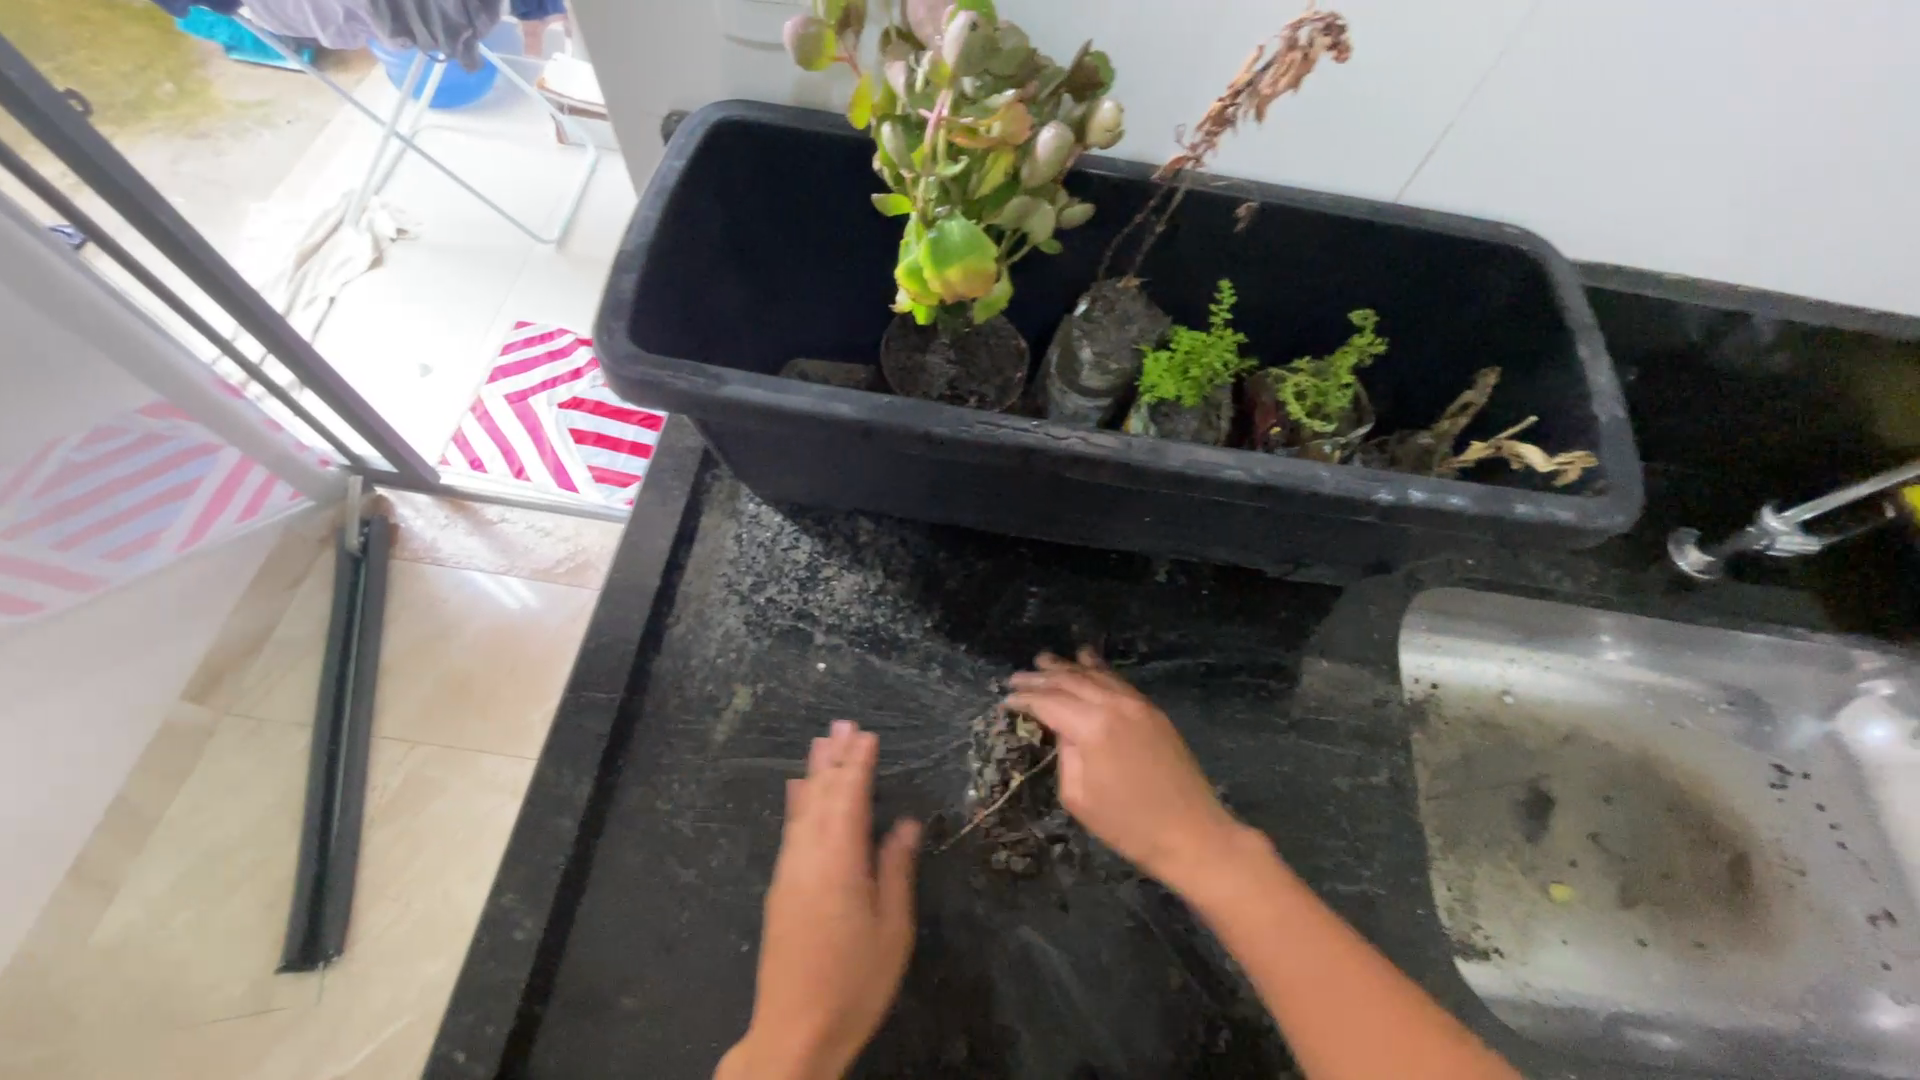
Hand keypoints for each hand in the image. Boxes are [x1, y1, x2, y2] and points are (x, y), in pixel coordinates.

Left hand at [718, 721, 920, 1079]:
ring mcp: (789, 871)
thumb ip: (896, 870)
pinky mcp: (780, 888)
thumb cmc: (855, 982)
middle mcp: (809, 856)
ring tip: (822, 741)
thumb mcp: (892, 930)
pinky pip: (790, 829)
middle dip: (835, 757)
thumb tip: (907, 824)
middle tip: (843, 722)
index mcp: (841, 861)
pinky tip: (796, 791)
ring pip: (802, 809)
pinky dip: (796, 802)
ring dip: (814, 772)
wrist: (794, 1031)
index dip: (859, 764)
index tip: (868, 734)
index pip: (850, 798)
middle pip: (823, 795)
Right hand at [1006, 648, 1244, 889]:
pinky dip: (1099, 670)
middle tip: (1017, 676)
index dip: (1025, 699)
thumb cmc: (1127, 825)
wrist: (1191, 833)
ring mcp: (1137, 705)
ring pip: (1096, 676)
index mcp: (1092, 727)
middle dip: (1041, 677)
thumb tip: (1062, 729)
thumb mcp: (1077, 796)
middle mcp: (1114, 705)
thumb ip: (1064, 753)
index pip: (1049, 702)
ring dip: (1068, 667)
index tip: (1006, 699)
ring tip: (1044, 660)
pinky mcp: (1153, 712)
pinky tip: (1087, 661)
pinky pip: (1119, 682)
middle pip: (1071, 682)